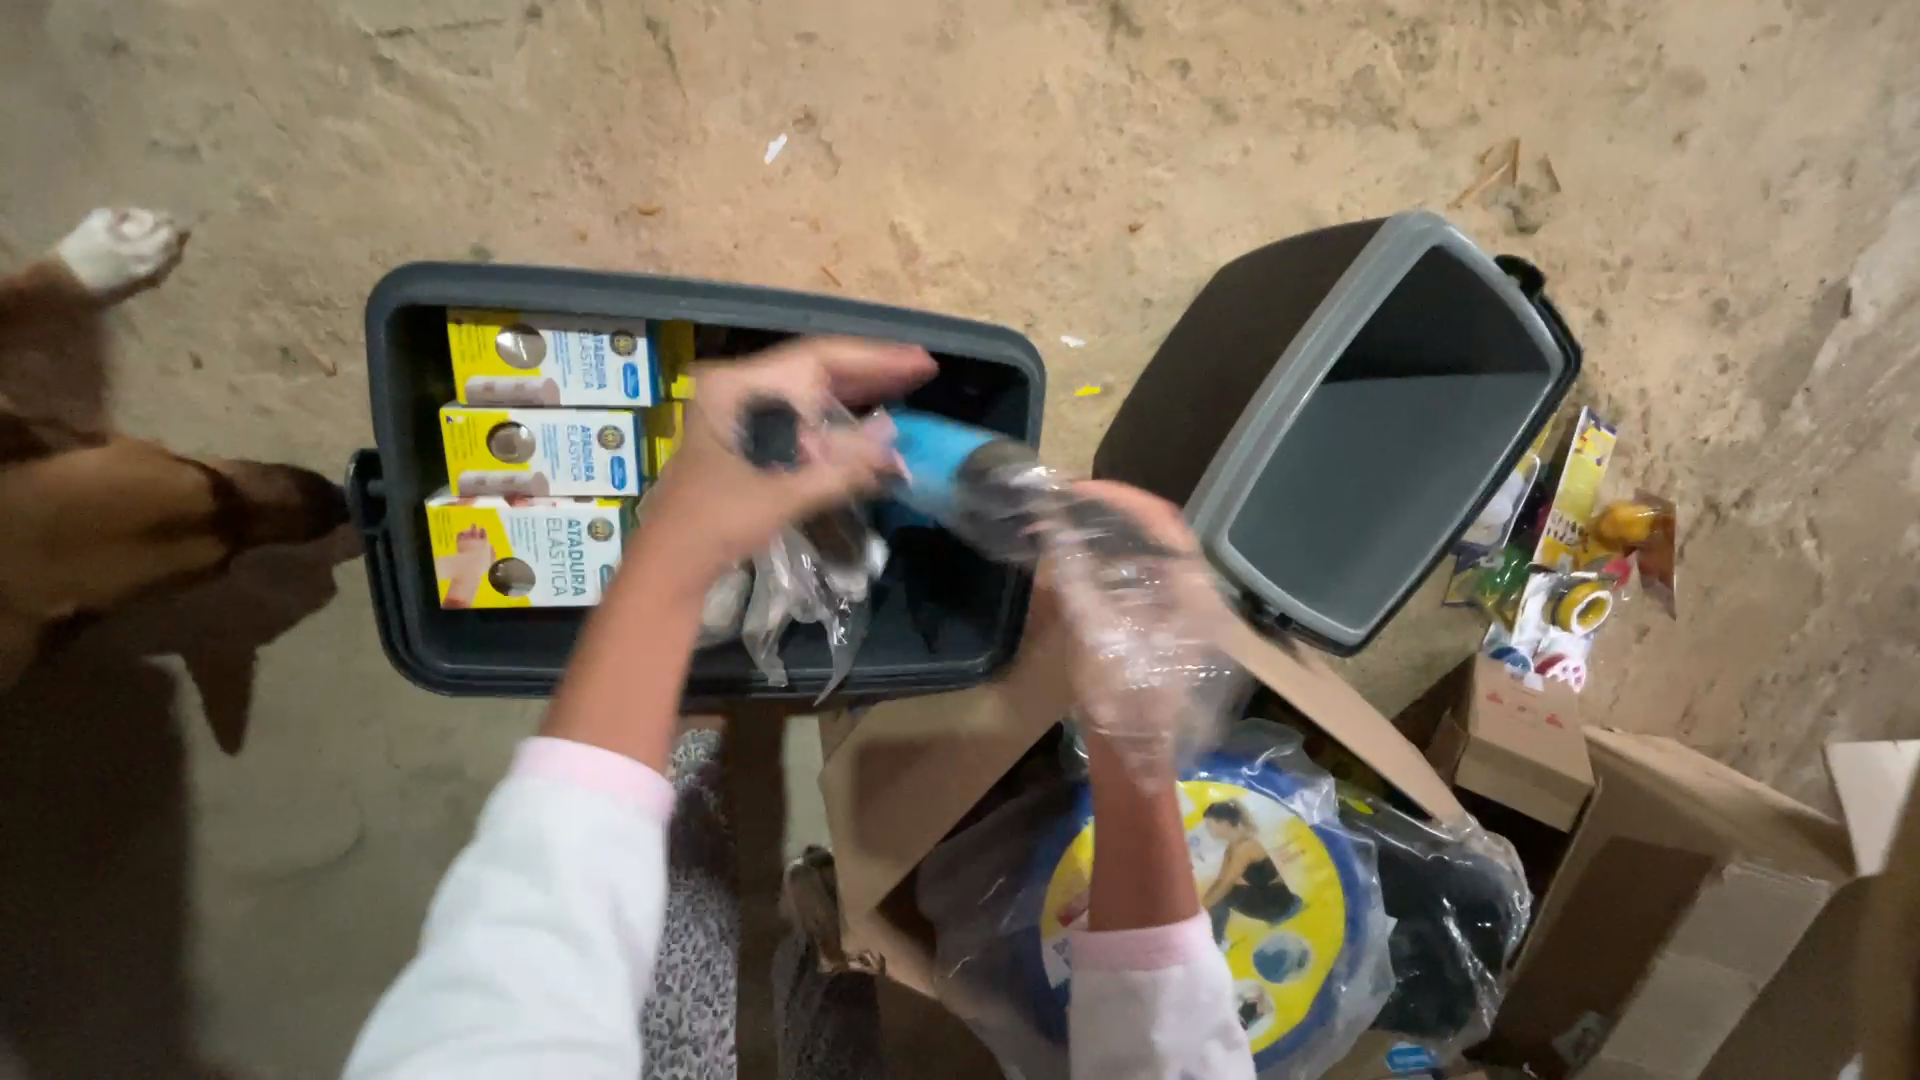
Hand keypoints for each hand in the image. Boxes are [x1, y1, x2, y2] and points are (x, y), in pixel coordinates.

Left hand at [637, 336, 935, 585]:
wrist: (672, 564)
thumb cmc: (716, 524)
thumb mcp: (783, 493)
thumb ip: (841, 467)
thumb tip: (894, 444)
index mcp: (738, 388)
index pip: (817, 359)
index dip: (874, 360)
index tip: (919, 362)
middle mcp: (742, 390)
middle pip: (817, 372)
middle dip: (871, 374)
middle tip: (922, 372)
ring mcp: (746, 414)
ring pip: (814, 396)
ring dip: (859, 399)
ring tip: (907, 391)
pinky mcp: (753, 439)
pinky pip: (805, 421)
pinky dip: (839, 426)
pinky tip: (871, 429)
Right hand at [1046, 481, 1237, 776]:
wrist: (1136, 755)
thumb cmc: (1122, 702)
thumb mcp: (1095, 636)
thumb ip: (1076, 578)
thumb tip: (1052, 529)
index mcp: (1190, 592)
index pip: (1162, 522)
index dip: (1120, 498)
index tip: (1077, 490)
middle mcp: (1193, 592)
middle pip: (1154, 530)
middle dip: (1109, 510)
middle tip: (1064, 501)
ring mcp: (1180, 607)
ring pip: (1145, 549)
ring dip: (1107, 531)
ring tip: (1066, 520)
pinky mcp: (1162, 621)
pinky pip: (1137, 572)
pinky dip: (1107, 557)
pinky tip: (1078, 557)